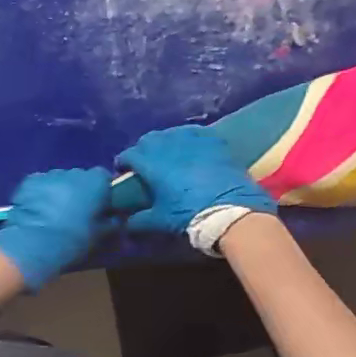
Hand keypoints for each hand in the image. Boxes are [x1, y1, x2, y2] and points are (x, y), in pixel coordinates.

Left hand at [0, 167, 112, 289]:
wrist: (36, 243)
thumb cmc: (76, 239)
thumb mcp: (105, 235)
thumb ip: (115, 221)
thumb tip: (116, 217)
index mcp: (95, 180)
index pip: (104, 178)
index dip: (102, 192)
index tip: (100, 207)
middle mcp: (72, 171)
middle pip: (79, 178)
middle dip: (78, 191)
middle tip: (76, 213)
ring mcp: (47, 175)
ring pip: (57, 181)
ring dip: (58, 192)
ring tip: (53, 214)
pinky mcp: (27, 182)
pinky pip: (38, 186)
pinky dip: (39, 195)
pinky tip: (36, 212)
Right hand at [117, 127, 275, 235]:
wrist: (231, 212)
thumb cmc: (189, 215)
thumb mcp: (160, 221)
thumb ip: (139, 220)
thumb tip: (128, 223)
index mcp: (151, 164)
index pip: (129, 155)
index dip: (123, 162)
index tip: (123, 170)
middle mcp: (169, 146)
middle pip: (149, 139)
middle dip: (143, 149)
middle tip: (146, 163)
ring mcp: (193, 141)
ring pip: (172, 133)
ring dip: (167, 142)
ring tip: (169, 154)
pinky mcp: (215, 142)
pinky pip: (197, 133)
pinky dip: (190, 138)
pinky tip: (193, 148)